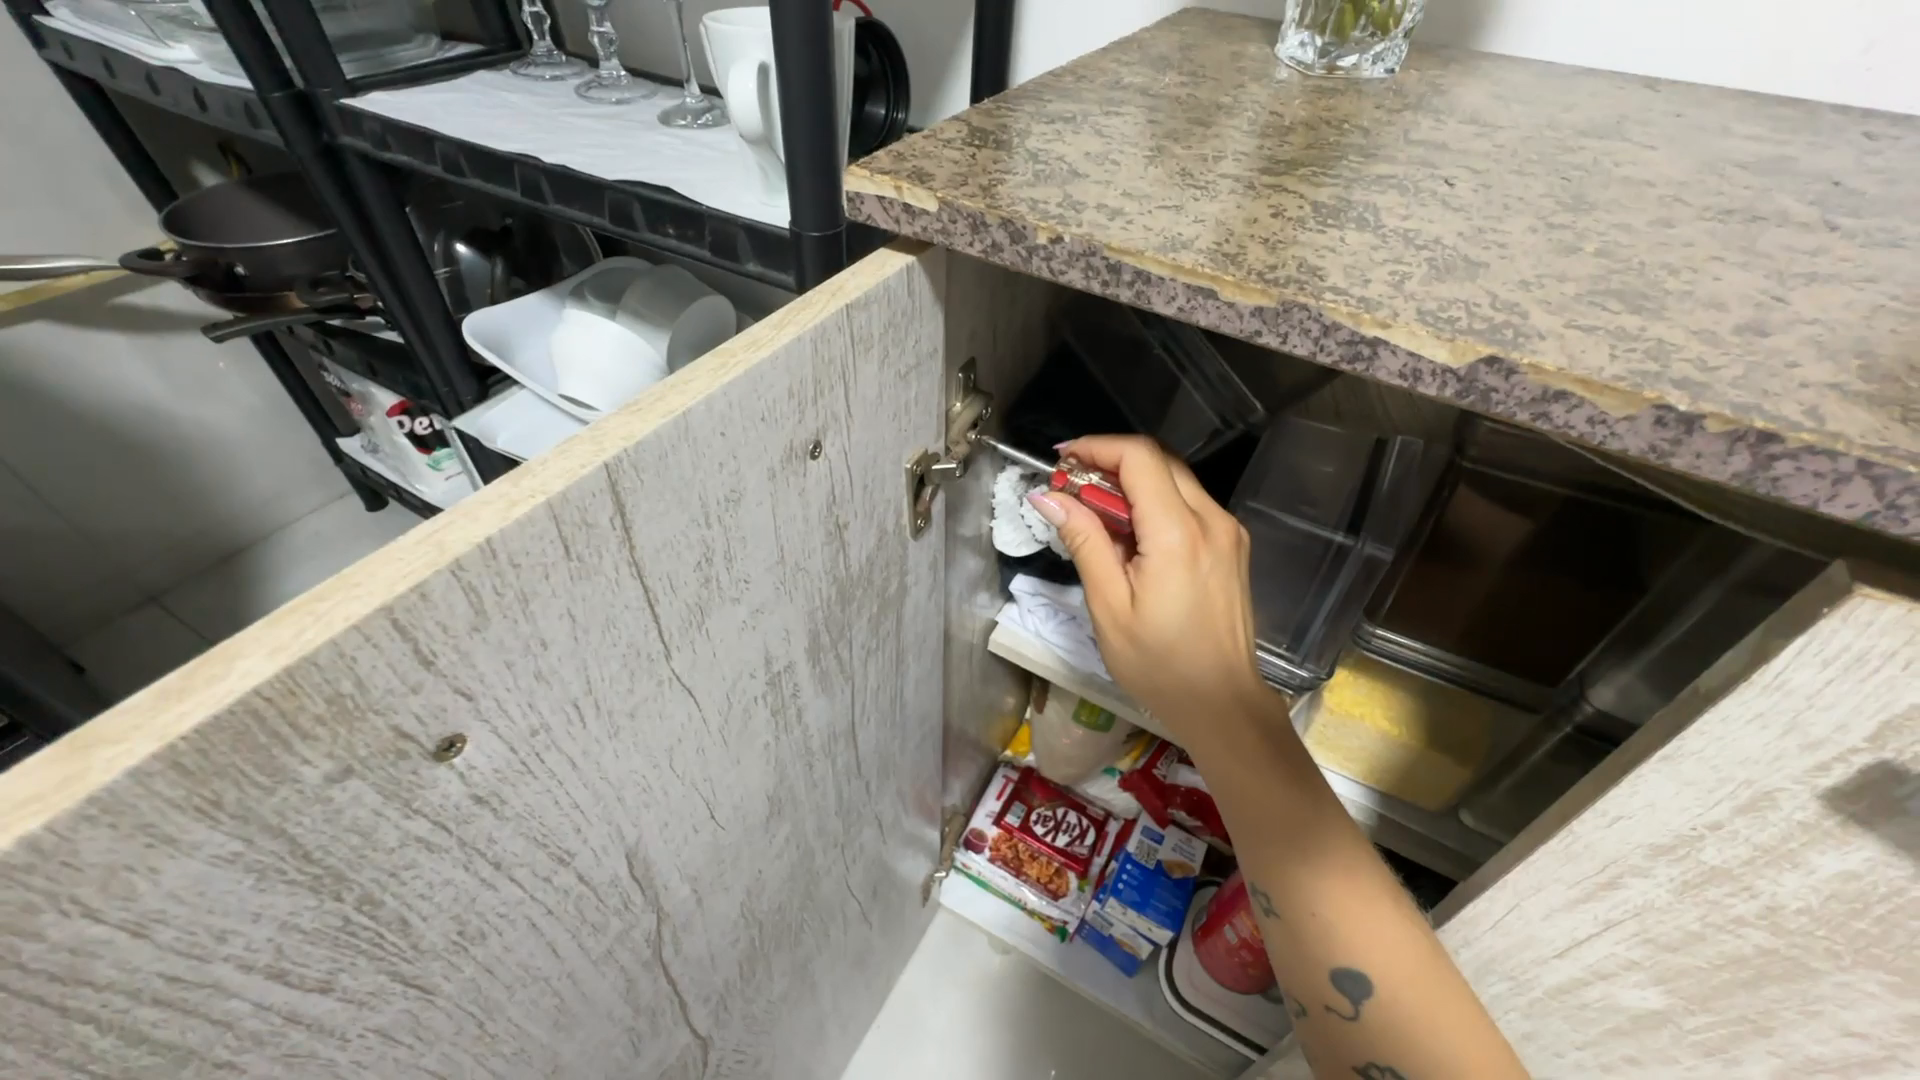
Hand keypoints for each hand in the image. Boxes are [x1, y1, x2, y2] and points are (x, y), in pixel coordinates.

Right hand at [1026, 435, 1274, 744]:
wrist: (1222, 703)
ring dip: (1132, 483)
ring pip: (1175, 479)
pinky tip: (1130, 534)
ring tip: (1094, 512)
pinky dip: (1155, 502)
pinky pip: (1189, 504)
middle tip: (1070, 487)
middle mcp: (1211, 520)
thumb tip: (1048, 496)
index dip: (1096, 447)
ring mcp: (1228, 531)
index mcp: (1178, 533)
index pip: (1139, 458)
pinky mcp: (1232, 545)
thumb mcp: (1109, 606)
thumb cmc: (1159, 664)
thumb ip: (1084, 541)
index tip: (1061, 461)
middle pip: (1158, 460)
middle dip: (1110, 462)